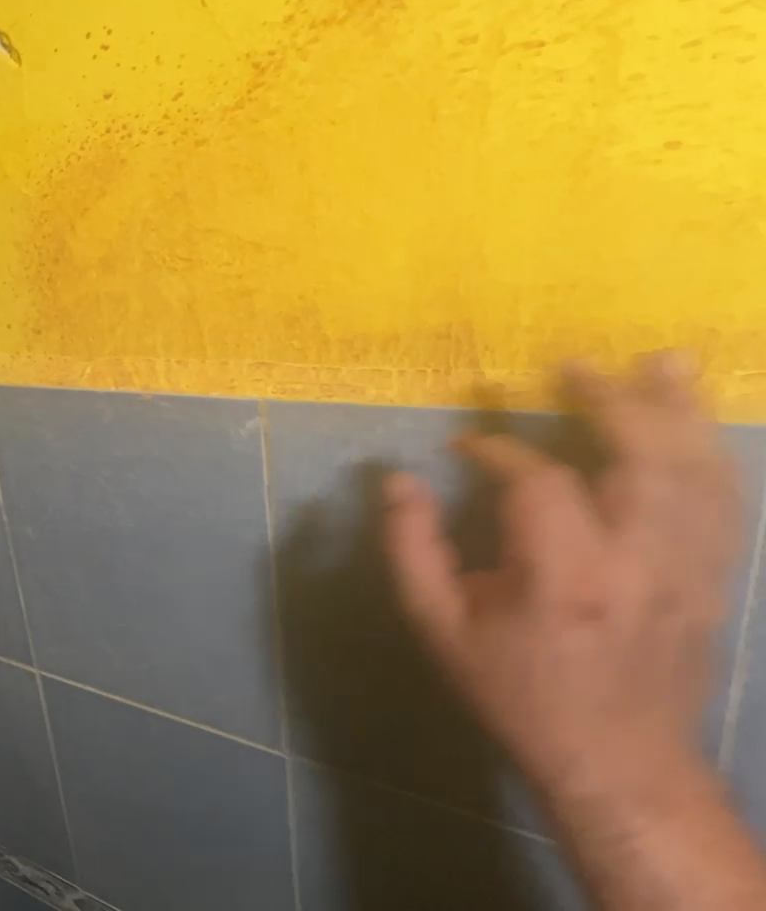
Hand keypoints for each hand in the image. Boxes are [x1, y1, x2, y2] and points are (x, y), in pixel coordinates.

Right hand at [383, 352, 734, 803]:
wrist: (616, 760)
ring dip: (681, 416)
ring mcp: (692, 575)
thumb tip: (398, 480)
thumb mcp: (434, 623)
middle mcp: (641, 568)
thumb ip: (410, 546)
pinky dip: (709, 457)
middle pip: (647, 466)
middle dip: (613, 406)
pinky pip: (724, 506)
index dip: (500, 452)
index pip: (542, 484)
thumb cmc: (511, 688)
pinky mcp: (716, 584)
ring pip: (701, 479)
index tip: (463, 446)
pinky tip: (694, 427)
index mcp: (564, 579)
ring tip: (662, 363)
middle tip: (575, 366)